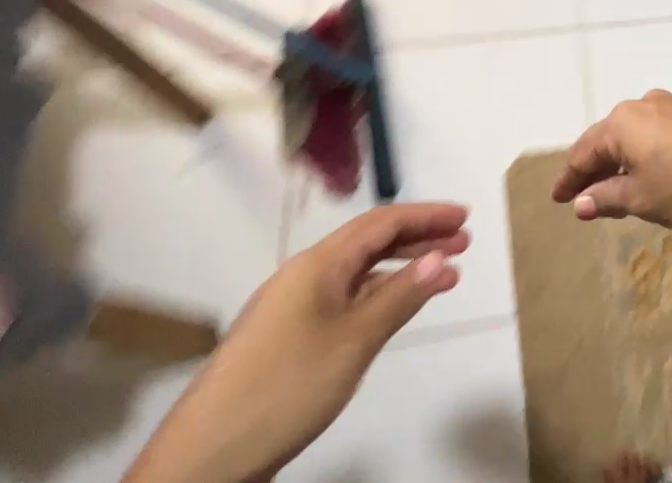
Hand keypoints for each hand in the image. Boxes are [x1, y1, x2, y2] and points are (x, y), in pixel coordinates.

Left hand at [125, 203, 469, 482]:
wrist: (206, 455)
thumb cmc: (287, 386)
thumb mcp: (355, 340)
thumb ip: (400, 296)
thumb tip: (442, 257)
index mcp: (317, 265)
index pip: (381, 223)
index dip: (426, 215)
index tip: (465, 216)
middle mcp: (304, 275)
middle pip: (370, 241)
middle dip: (419, 237)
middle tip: (464, 241)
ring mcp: (294, 306)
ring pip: (359, 271)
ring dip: (403, 267)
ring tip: (445, 275)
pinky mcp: (289, 336)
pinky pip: (346, 297)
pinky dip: (380, 294)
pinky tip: (398, 308)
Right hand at [551, 89, 671, 229]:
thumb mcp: (643, 199)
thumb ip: (607, 198)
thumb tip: (582, 202)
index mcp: (623, 121)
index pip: (583, 152)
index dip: (569, 179)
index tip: (559, 199)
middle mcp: (646, 103)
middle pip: (609, 139)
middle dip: (595, 169)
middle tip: (583, 197)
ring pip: (636, 135)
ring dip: (623, 162)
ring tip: (617, 190)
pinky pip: (661, 132)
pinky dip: (648, 154)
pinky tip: (653, 173)